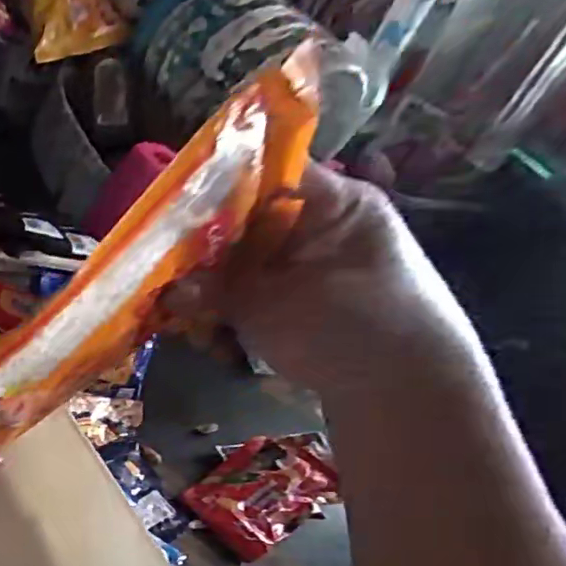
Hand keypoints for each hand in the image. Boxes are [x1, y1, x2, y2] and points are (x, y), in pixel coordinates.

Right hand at [166, 164, 488, 406]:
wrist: (401, 390)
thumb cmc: (355, 328)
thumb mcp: (278, 305)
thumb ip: (218, 291)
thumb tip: (163, 290)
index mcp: (329, 204)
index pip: (264, 174)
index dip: (212, 188)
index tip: (165, 216)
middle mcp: (309, 229)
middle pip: (235, 227)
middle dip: (196, 260)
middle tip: (164, 287)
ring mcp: (295, 269)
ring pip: (229, 270)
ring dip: (203, 301)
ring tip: (196, 333)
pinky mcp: (284, 304)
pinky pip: (238, 301)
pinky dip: (220, 322)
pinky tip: (217, 347)